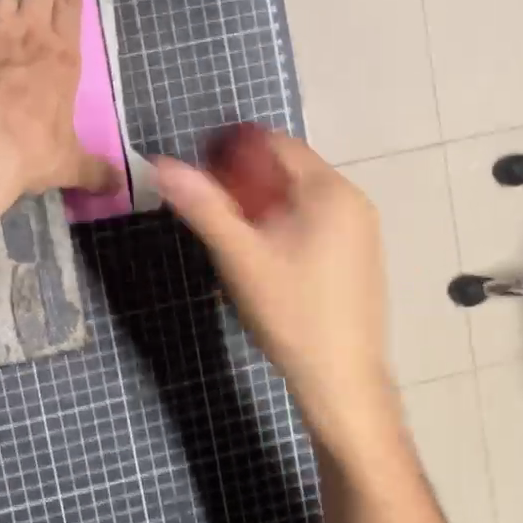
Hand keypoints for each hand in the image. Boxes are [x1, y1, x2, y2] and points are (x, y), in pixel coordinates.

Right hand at [156, 132, 393, 439]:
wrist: (341, 378)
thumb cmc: (290, 313)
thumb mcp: (239, 257)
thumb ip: (202, 206)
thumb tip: (161, 164)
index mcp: (330, 191)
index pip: (275, 143)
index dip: (231, 149)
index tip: (196, 171)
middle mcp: (353, 201)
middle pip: (287, 169)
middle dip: (243, 180)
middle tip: (206, 207)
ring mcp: (361, 229)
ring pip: (298, 197)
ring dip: (260, 203)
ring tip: (228, 234)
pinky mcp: (358, 255)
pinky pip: (313, 220)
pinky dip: (281, 223)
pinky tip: (261, 256)